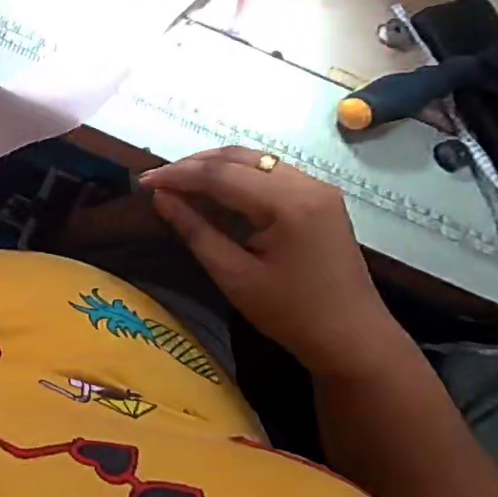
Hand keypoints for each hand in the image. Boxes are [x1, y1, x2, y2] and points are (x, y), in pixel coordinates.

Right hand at [141, 147, 420, 381]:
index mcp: (288, 204)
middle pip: (238, 158)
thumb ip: (195, 230)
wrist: (353, 338)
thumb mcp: (234, 276)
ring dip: (214, 166)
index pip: (221, 174)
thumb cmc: (291, 314)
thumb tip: (161, 198)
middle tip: (158, 179)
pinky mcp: (319, 197)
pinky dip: (237, 175)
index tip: (144, 181)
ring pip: (255, 160)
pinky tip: (215, 189)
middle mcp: (306, 183)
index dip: (178, 174)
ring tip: (179, 181)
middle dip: (194, 164)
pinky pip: (270, 172)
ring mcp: (317, 187)